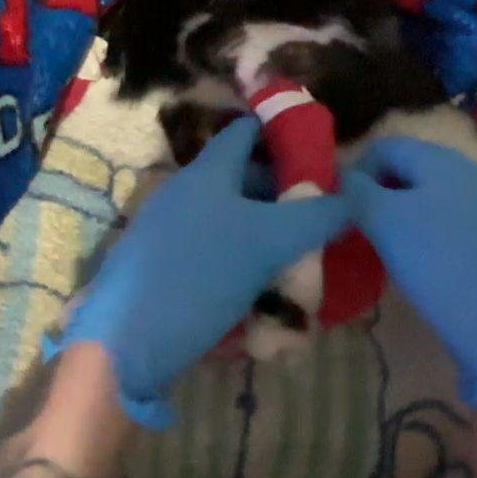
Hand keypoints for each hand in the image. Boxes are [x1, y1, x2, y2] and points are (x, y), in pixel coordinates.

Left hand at [52, 116, 349, 426]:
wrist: (123, 346)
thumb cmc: (196, 275)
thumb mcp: (266, 242)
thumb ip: (314, 216)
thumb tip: (354, 196)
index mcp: (208, 171)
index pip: (249, 131)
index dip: (285, 133)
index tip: (322, 154)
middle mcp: (189, 191)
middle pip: (247, 179)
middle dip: (285, 197)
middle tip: (320, 220)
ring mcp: (174, 230)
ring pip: (235, 222)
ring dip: (268, 238)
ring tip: (299, 263)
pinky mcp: (168, 268)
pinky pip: (218, 254)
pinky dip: (245, 264)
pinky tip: (265, 294)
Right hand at [343, 137, 476, 406]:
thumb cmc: (437, 264)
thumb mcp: (384, 222)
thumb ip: (356, 191)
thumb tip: (344, 179)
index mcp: (442, 158)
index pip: (384, 147)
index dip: (357, 173)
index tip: (344, 210)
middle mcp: (468, 171)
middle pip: (407, 168)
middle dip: (378, 193)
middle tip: (362, 229)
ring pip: (426, 195)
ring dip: (399, 214)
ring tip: (386, 248)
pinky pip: (447, 218)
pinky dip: (424, 230)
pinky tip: (419, 262)